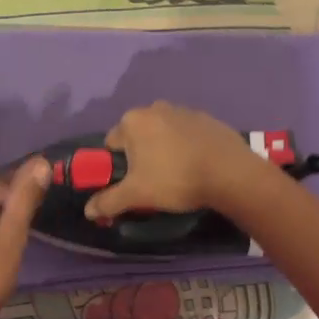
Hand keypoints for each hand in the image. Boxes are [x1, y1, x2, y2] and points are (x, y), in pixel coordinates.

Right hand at [84, 102, 266, 219]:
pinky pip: (185, 135)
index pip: (111, 145)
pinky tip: (195, 167)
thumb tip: (88, 210)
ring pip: (161, 135)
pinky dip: (184, 148)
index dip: (116, 167)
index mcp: (132, 120)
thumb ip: (108, 201)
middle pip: (136, 138)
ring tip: (176, 177)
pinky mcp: (206, 119)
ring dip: (162, 152)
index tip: (130, 184)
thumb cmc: (175, 179)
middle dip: (139, 158)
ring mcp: (183, 110)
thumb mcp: (137, 195)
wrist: (230, 173)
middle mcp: (155, 107)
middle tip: (152, 184)